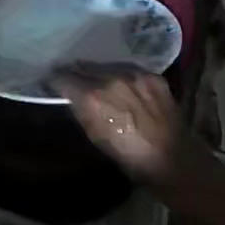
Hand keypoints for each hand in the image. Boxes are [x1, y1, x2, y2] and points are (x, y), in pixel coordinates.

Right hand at [54, 72, 208, 190]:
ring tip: (98, 81)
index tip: (51, 84)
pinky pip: (129, 70)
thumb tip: (69, 97)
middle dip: (75, 73)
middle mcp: (110, 79)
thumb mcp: (95, 137)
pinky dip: (123, 76)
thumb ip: (80, 111)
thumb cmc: (130, 158)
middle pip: (83, 67)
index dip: (55, 81)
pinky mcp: (152, 75)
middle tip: (72, 80)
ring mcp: (134, 74)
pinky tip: (124, 86)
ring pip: (106, 65)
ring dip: (99, 72)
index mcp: (91, 98)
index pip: (63, 78)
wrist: (173, 159)